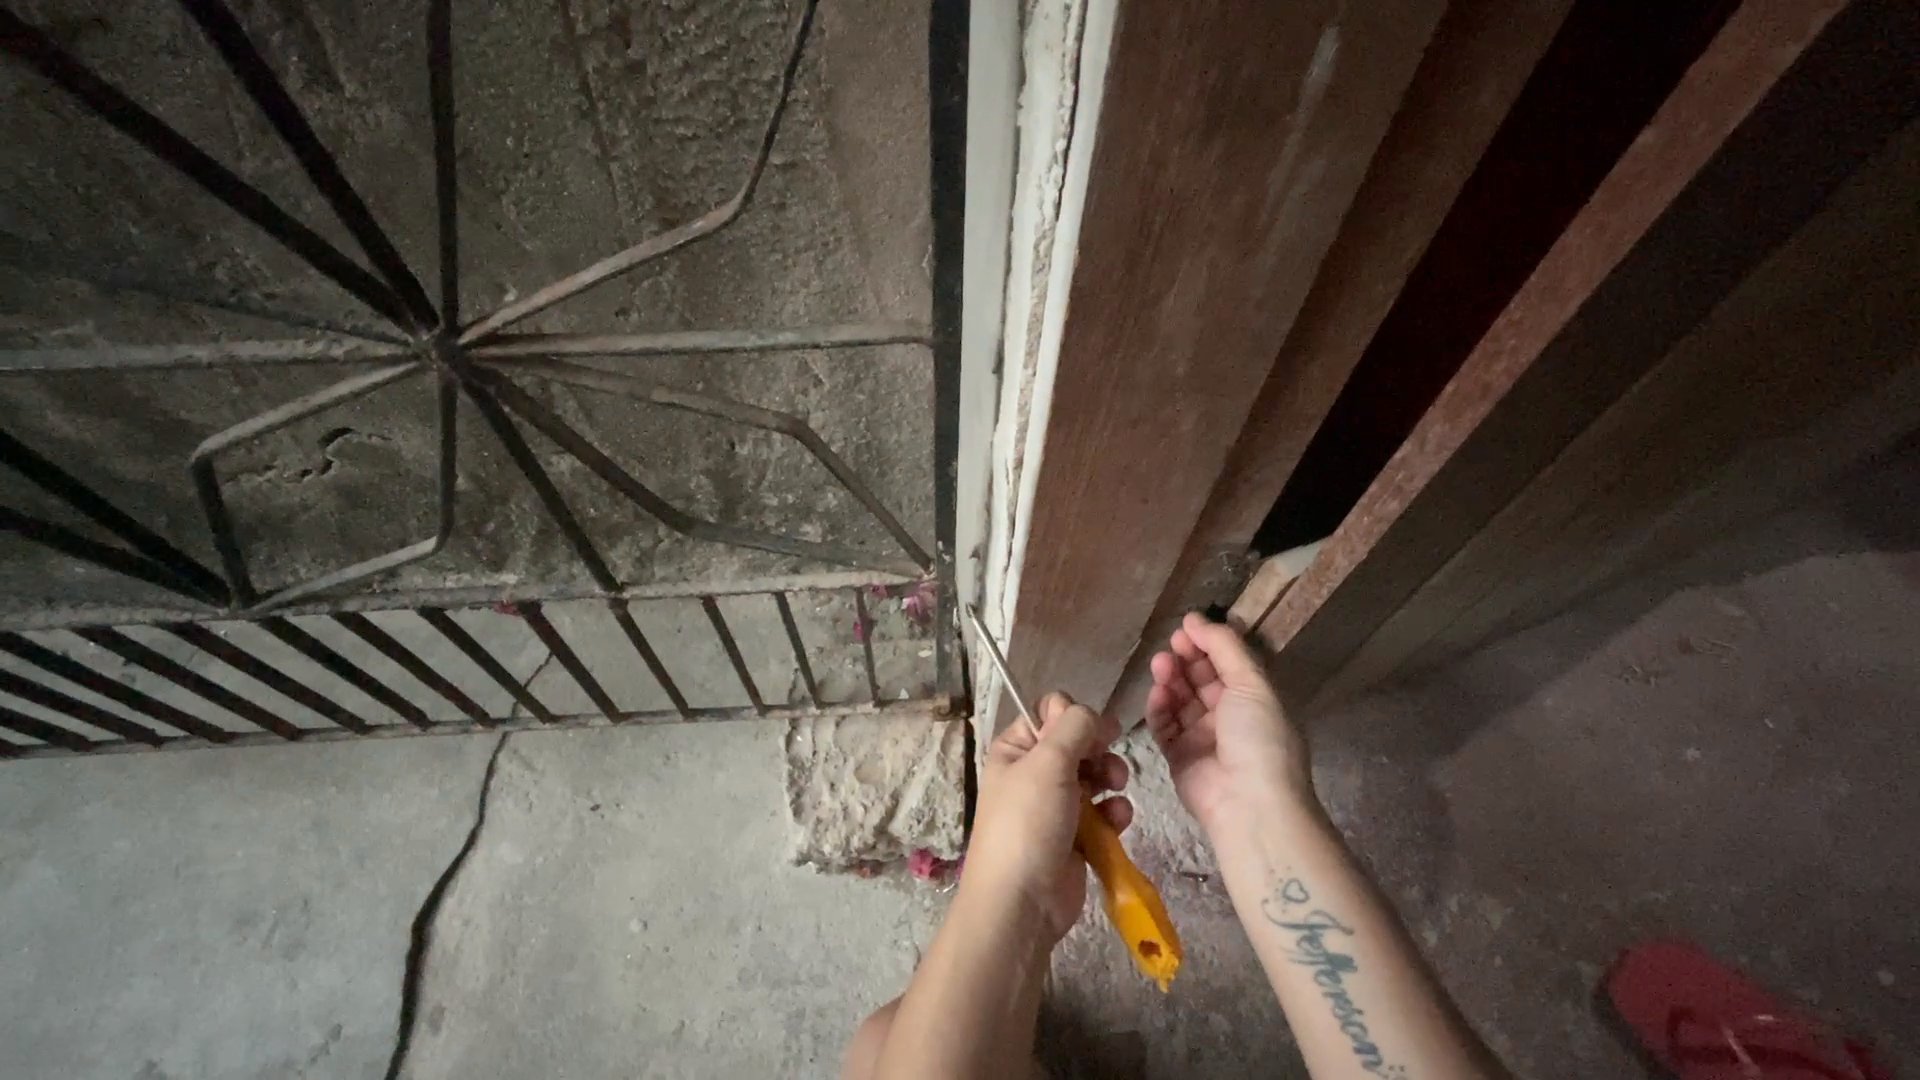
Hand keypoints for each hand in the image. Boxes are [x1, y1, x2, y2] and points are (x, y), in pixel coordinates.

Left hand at [966, 692, 1132, 943]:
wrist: (1022, 902)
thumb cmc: (1028, 823)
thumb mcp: (1047, 763)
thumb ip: (1073, 727)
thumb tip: (1088, 711)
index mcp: (1015, 748)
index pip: (1050, 712)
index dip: (1075, 717)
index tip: (1093, 733)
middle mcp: (1033, 772)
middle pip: (1078, 742)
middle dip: (1099, 750)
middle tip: (1106, 765)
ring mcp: (1055, 805)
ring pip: (1095, 775)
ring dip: (1111, 778)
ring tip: (1115, 790)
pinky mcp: (1076, 835)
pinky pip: (1103, 810)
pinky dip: (1113, 812)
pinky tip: (1116, 821)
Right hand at [1146, 612, 1315, 837]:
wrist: (1249, 803)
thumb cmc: (1259, 737)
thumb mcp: (1252, 684)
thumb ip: (1224, 647)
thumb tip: (1196, 618)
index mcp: (1255, 699)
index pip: (1227, 663)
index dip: (1208, 643)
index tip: (1186, 627)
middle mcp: (1230, 716)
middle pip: (1201, 679)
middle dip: (1186, 659)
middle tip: (1172, 646)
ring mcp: (1202, 737)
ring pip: (1179, 699)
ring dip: (1170, 679)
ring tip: (1162, 665)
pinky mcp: (1178, 756)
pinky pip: (1164, 725)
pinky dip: (1159, 707)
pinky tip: (1158, 693)